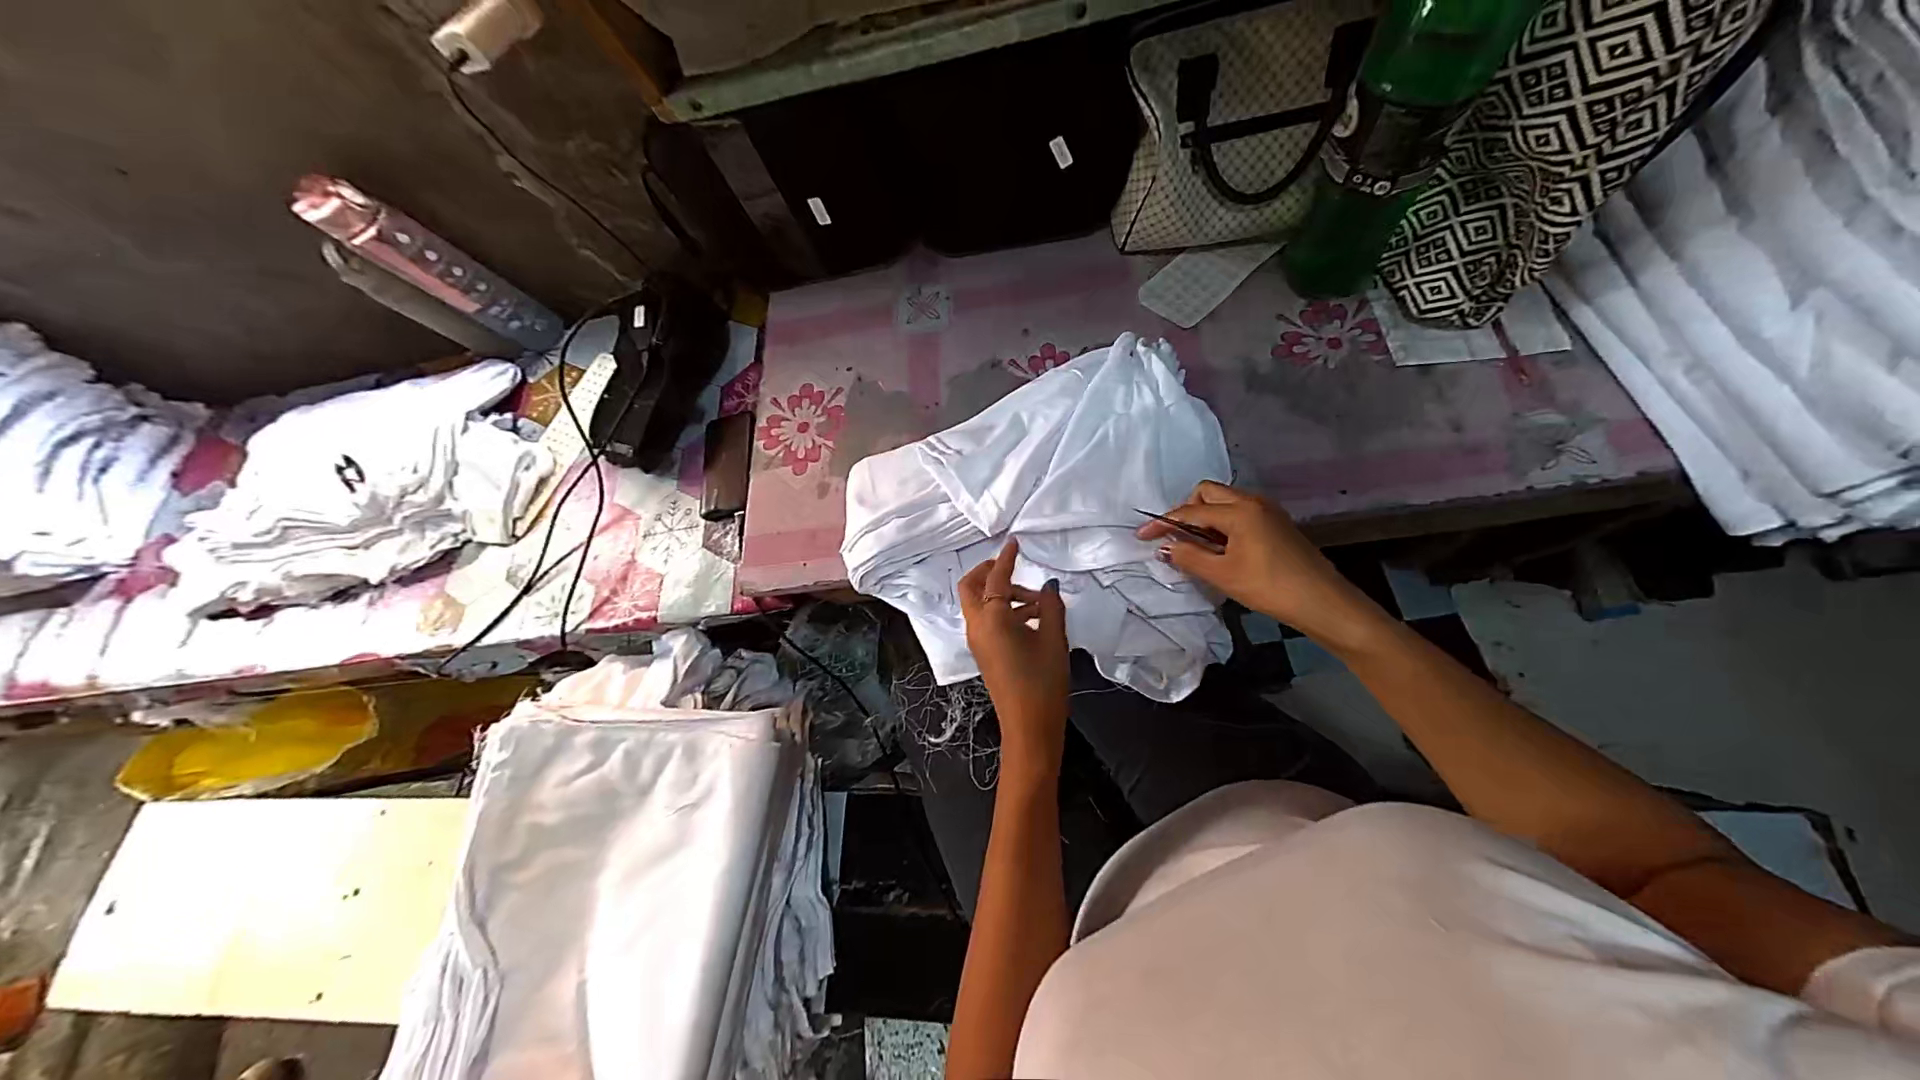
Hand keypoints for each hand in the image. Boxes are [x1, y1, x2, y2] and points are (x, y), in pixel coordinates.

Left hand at [958, 539, 1069, 783]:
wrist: (1029, 725)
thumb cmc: (1043, 680)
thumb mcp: (1054, 639)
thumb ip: (1051, 607)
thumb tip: (1048, 587)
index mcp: (992, 617)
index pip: (997, 577)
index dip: (1007, 558)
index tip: (1014, 543)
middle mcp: (977, 625)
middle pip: (971, 587)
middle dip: (989, 572)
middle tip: (1014, 567)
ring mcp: (977, 641)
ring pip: (980, 605)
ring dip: (1003, 595)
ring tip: (1040, 603)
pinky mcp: (984, 653)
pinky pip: (987, 621)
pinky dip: (1004, 611)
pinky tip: (1034, 620)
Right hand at [1137, 481, 1390, 652]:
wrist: (1323, 602)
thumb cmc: (1269, 587)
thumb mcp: (1222, 575)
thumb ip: (1189, 557)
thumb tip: (1166, 547)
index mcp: (1239, 511)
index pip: (1190, 512)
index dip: (1163, 523)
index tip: (1142, 535)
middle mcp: (1253, 501)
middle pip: (1207, 493)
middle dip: (1185, 510)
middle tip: (1173, 537)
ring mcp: (1268, 510)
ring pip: (1224, 501)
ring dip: (1204, 516)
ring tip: (1193, 545)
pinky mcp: (1276, 523)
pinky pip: (1239, 512)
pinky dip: (1221, 522)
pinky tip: (1218, 547)